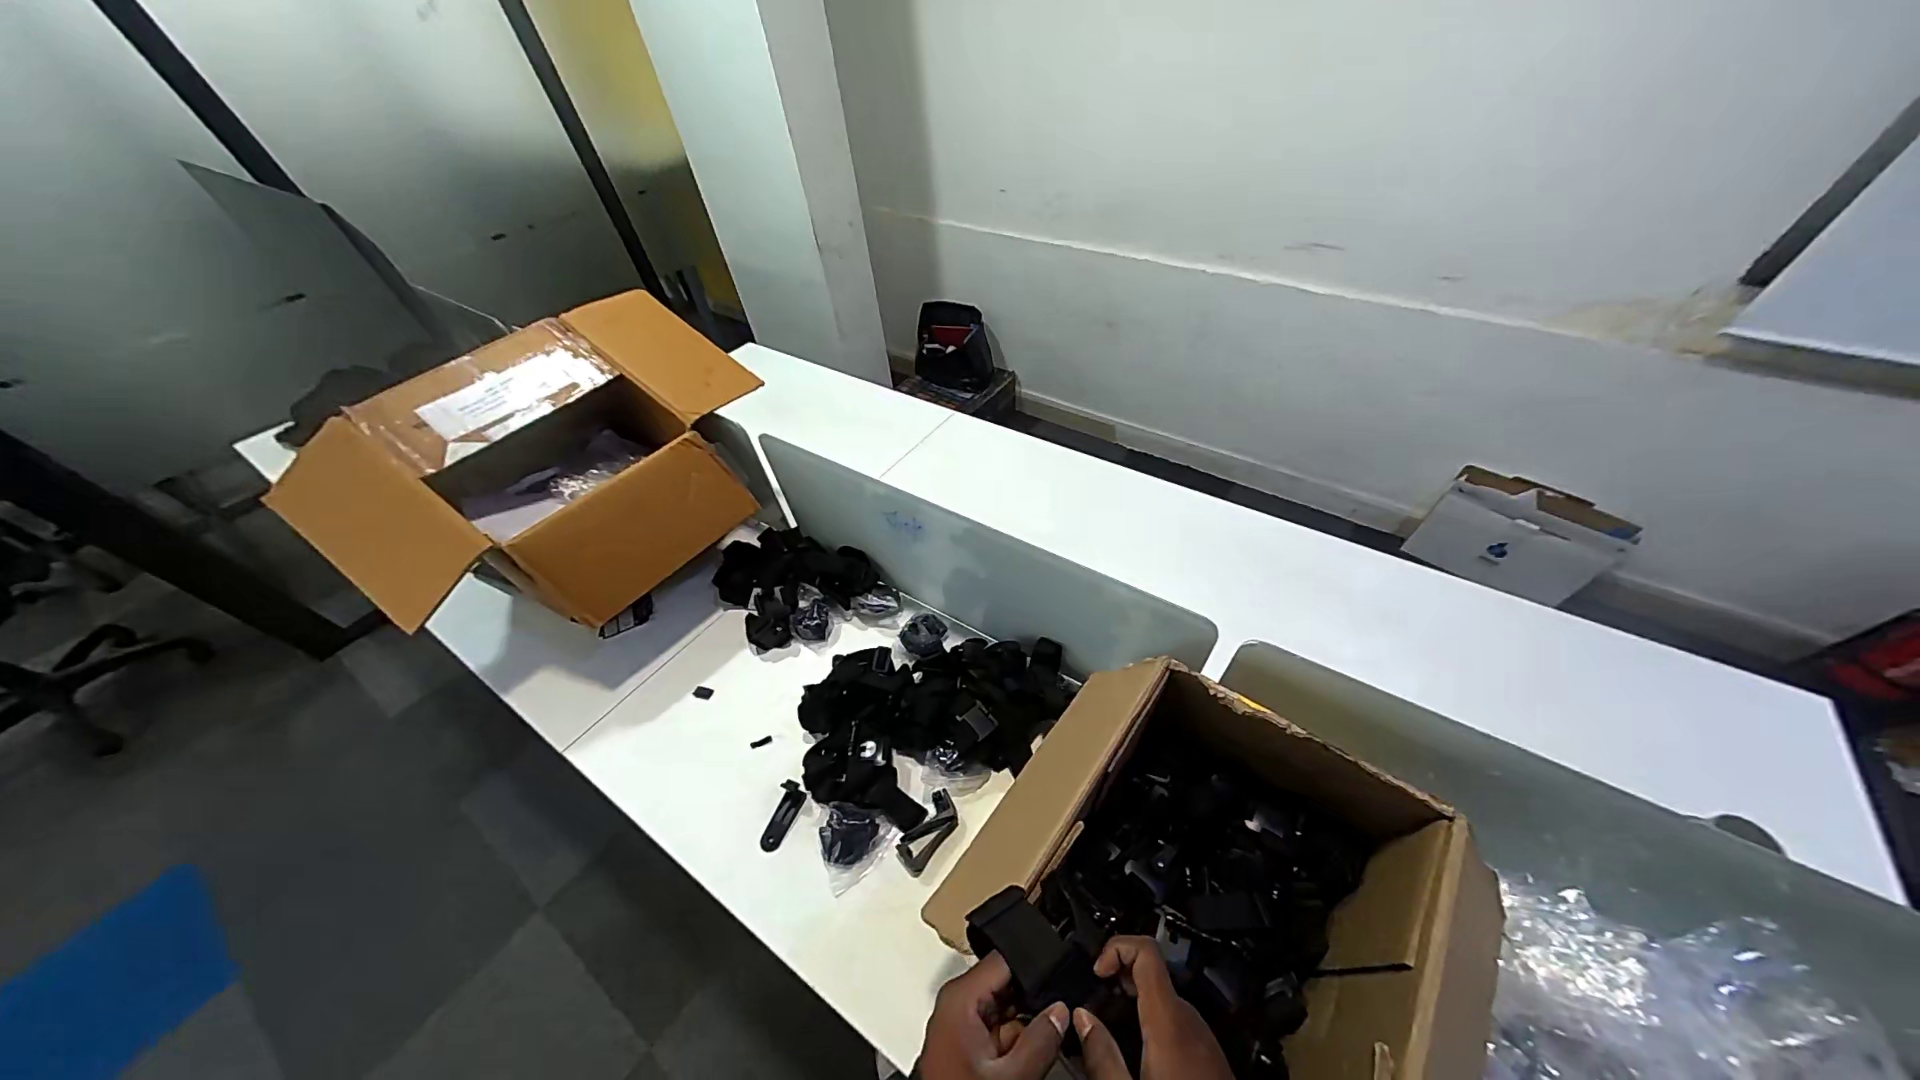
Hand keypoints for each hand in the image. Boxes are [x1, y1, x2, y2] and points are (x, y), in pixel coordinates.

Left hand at [920, 951, 1068, 1079]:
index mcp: (961, 997)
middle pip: (1007, 982)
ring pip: (1007, 1007)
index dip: (1034, 965)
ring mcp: (963, 1022)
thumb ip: (1039, 1041)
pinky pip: (1000, 1029)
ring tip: (1025, 1054)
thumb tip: (1059, 1012)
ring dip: (1024, 1025)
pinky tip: (1019, 1063)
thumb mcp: (1010, 1078)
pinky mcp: (968, 1041)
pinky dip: (1015, 1042)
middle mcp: (959, 1002)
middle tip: (1048, 1025)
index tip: (1059, 976)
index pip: (1004, 959)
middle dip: (1031, 1001)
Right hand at [1073, 937, 1233, 1079]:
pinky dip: (1151, 1021)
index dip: (1116, 947)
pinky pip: (1176, 1021)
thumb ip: (1102, 1055)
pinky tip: (1138, 1054)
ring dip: (1133, 1001)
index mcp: (1169, 1020)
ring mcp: (1204, 1037)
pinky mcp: (1210, 1055)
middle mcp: (1190, 1020)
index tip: (1097, 972)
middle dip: (1119, 979)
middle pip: (1151, 973)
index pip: (1146, 951)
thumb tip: (1082, 1016)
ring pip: (1162, 999)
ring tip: (1111, 1029)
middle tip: (1095, 1002)